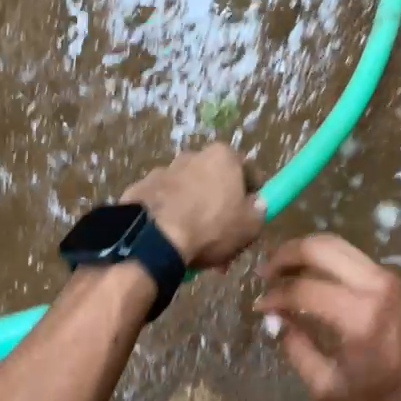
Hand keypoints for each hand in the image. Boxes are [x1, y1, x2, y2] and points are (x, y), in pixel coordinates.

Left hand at [121, 143, 264, 269]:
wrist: (154, 238)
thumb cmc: (210, 228)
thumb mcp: (249, 226)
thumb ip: (259, 210)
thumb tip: (256, 203)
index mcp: (223, 156)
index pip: (247, 171)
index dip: (252, 194)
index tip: (250, 215)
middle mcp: (193, 155)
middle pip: (215, 181)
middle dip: (219, 206)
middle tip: (222, 238)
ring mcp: (164, 170)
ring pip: (188, 191)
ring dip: (193, 211)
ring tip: (194, 244)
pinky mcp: (141, 187)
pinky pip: (163, 202)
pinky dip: (169, 215)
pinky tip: (169, 239)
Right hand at [254, 234, 400, 400]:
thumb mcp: (328, 388)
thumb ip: (297, 348)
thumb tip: (275, 318)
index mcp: (359, 316)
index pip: (304, 289)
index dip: (276, 295)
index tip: (260, 306)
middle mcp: (374, 286)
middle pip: (320, 248)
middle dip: (286, 254)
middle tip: (266, 271)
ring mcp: (385, 276)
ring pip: (335, 243)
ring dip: (304, 250)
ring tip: (282, 267)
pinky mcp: (390, 277)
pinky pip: (349, 254)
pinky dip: (324, 256)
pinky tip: (307, 272)